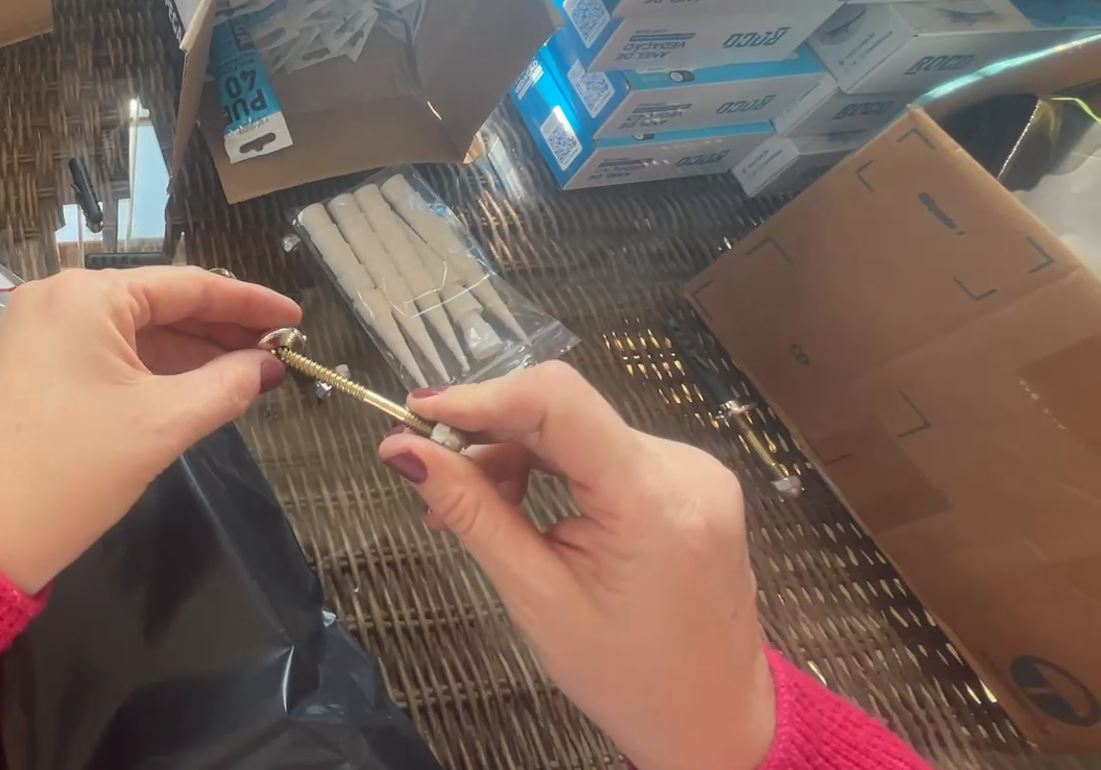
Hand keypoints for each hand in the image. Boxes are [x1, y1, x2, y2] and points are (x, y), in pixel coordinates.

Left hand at [0, 268, 299, 593]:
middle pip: (158, 303)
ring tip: (249, 369)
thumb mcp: (160, 425)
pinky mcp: (32, 362)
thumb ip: (226, 385)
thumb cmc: (72, 472)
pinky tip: (194, 382)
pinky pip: (105, 352)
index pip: (187, 285)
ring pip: (132, 330)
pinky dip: (151, 367)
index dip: (248, 301)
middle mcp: (59, 295)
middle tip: (279, 349)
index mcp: (87, 294)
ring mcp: (39, 328)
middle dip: (220, 328)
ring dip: (189, 350)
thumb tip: (269, 365)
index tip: (296, 317)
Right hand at [379, 362, 774, 769]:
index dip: (480, 395)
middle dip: (479, 431)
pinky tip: (505, 501)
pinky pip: (583, 445)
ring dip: (500, 452)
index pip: (558, 403)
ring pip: (562, 426)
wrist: (719, 722)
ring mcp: (683, 466)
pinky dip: (532, 464)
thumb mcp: (535, 596)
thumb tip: (399, 449)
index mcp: (655, 502)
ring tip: (458, 502)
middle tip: (422, 462)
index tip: (415, 411)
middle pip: (555, 411)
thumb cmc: (627, 678)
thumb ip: (469, 511)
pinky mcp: (674, 475)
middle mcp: (679, 466)